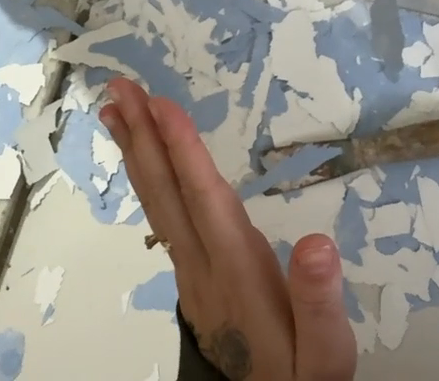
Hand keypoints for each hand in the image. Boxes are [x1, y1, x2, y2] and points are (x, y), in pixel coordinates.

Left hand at [100, 77, 355, 380]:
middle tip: (119, 87)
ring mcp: (191, 267)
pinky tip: (142, 157)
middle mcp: (203, 263)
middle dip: (144, 137)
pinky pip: (162, 212)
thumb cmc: (301, 373)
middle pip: (167, 194)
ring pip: (157, 201)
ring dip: (137, 151)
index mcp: (237, 271)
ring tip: (115, 107)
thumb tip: (318, 243)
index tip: (160, 106)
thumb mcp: (323, 352)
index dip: (184, 152)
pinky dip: (147, 176)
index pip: (205, 201)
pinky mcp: (192, 269)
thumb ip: (319, 301)